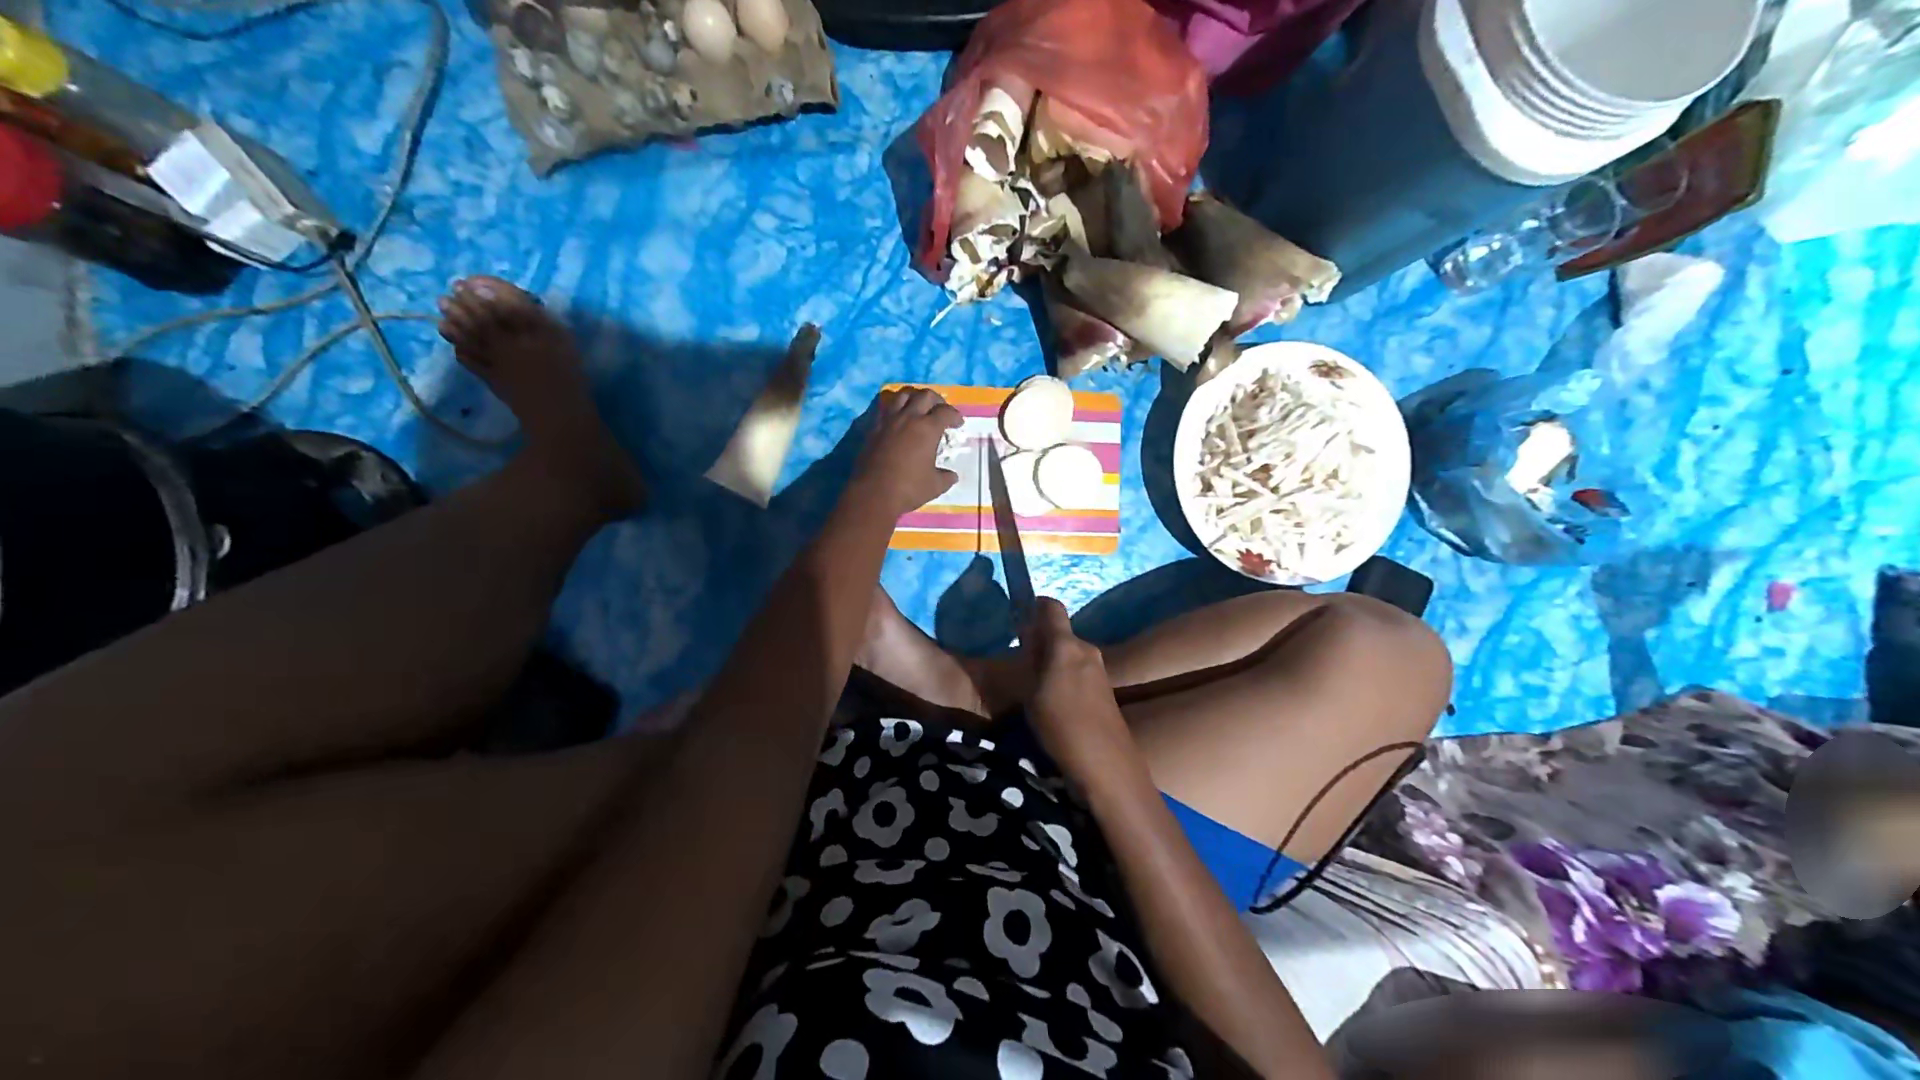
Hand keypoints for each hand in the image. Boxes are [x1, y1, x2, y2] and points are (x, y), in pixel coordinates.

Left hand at [854, 387, 962, 515]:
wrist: (873, 493)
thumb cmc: (908, 488)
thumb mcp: (935, 486)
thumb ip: (946, 477)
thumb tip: (952, 475)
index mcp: (928, 428)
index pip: (946, 412)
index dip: (955, 416)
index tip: (958, 423)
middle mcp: (908, 418)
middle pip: (925, 395)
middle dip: (937, 400)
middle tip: (940, 410)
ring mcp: (888, 420)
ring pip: (902, 395)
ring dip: (914, 397)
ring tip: (918, 407)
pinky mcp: (873, 427)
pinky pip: (885, 408)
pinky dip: (895, 408)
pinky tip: (898, 419)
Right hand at [1022, 598, 1133, 781]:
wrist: (1107, 766)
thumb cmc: (1062, 726)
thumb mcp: (1032, 693)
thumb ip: (1030, 661)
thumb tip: (1028, 636)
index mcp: (1067, 645)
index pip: (1051, 607)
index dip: (1034, 606)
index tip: (1017, 619)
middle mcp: (1087, 650)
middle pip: (1060, 632)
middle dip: (1040, 640)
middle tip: (1018, 659)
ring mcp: (1099, 670)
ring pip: (1068, 653)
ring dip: (1051, 661)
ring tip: (1031, 684)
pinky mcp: (1104, 690)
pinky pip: (1077, 670)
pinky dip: (1062, 676)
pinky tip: (1052, 701)